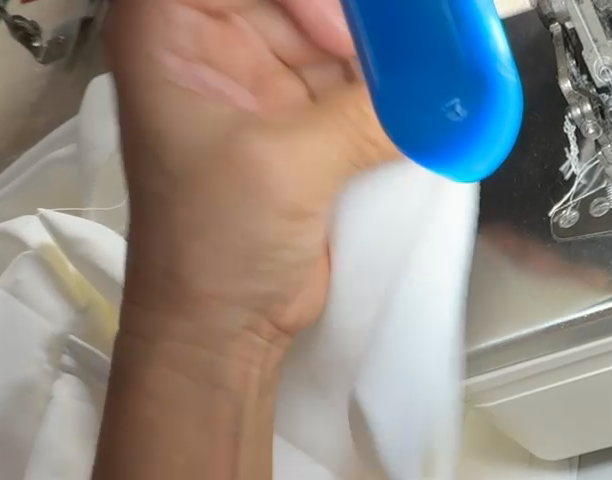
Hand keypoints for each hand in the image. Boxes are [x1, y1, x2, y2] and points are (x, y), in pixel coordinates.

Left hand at [106, 0, 398, 343]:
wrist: (227, 319)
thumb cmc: (218, 237)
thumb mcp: (285, 165)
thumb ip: (361, 121)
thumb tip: (441, 99)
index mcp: (170, 26)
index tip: (345, 37)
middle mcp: (216, 42)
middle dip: (353, 19)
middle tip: (412, 44)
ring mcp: (266, 86)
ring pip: (333, 41)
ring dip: (381, 59)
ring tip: (431, 72)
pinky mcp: (306, 129)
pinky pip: (354, 93)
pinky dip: (390, 99)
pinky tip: (423, 104)